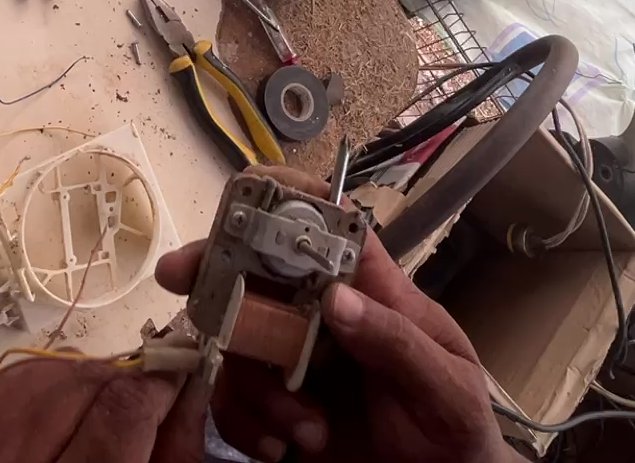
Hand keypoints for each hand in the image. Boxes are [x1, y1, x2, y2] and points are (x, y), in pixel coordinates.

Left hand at [0, 354, 208, 461]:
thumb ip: (173, 445)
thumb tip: (192, 376)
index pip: (121, 410)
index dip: (159, 380)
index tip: (181, 367)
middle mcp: (7, 461)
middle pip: (89, 381)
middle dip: (124, 383)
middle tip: (142, 401)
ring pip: (59, 365)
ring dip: (88, 382)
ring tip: (94, 419)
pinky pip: (25, 371)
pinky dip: (51, 383)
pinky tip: (57, 417)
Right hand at [155, 166, 515, 462]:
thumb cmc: (457, 430)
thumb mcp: (447, 386)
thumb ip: (398, 342)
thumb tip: (335, 296)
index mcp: (367, 285)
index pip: (324, 220)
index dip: (284, 196)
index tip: (244, 198)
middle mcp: (319, 309)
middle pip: (256, 267)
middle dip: (213, 265)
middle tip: (178, 275)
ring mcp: (292, 356)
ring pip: (236, 337)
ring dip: (252, 383)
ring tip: (300, 429)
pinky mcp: (272, 406)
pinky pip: (230, 398)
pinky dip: (243, 422)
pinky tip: (280, 449)